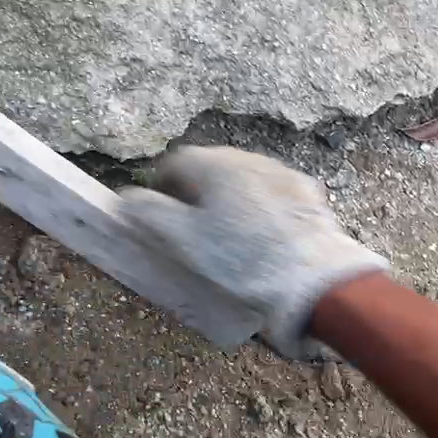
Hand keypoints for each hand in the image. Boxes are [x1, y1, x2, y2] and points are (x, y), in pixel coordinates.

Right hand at [117, 147, 386, 357]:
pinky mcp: (306, 192)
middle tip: (189, 223)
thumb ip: (150, 214)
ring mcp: (281, 173)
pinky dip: (258, 205)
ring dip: (228, 196)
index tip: (158, 210)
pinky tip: (259, 234)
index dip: (161, 185)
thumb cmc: (242, 260)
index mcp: (216, 164)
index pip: (177, 161)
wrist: (310, 279)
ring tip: (225, 232)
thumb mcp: (184, 241)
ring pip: (243, 177)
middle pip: (211, 165)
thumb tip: (126, 198)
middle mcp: (250, 159)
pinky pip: (271, 191)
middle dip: (195, 189)